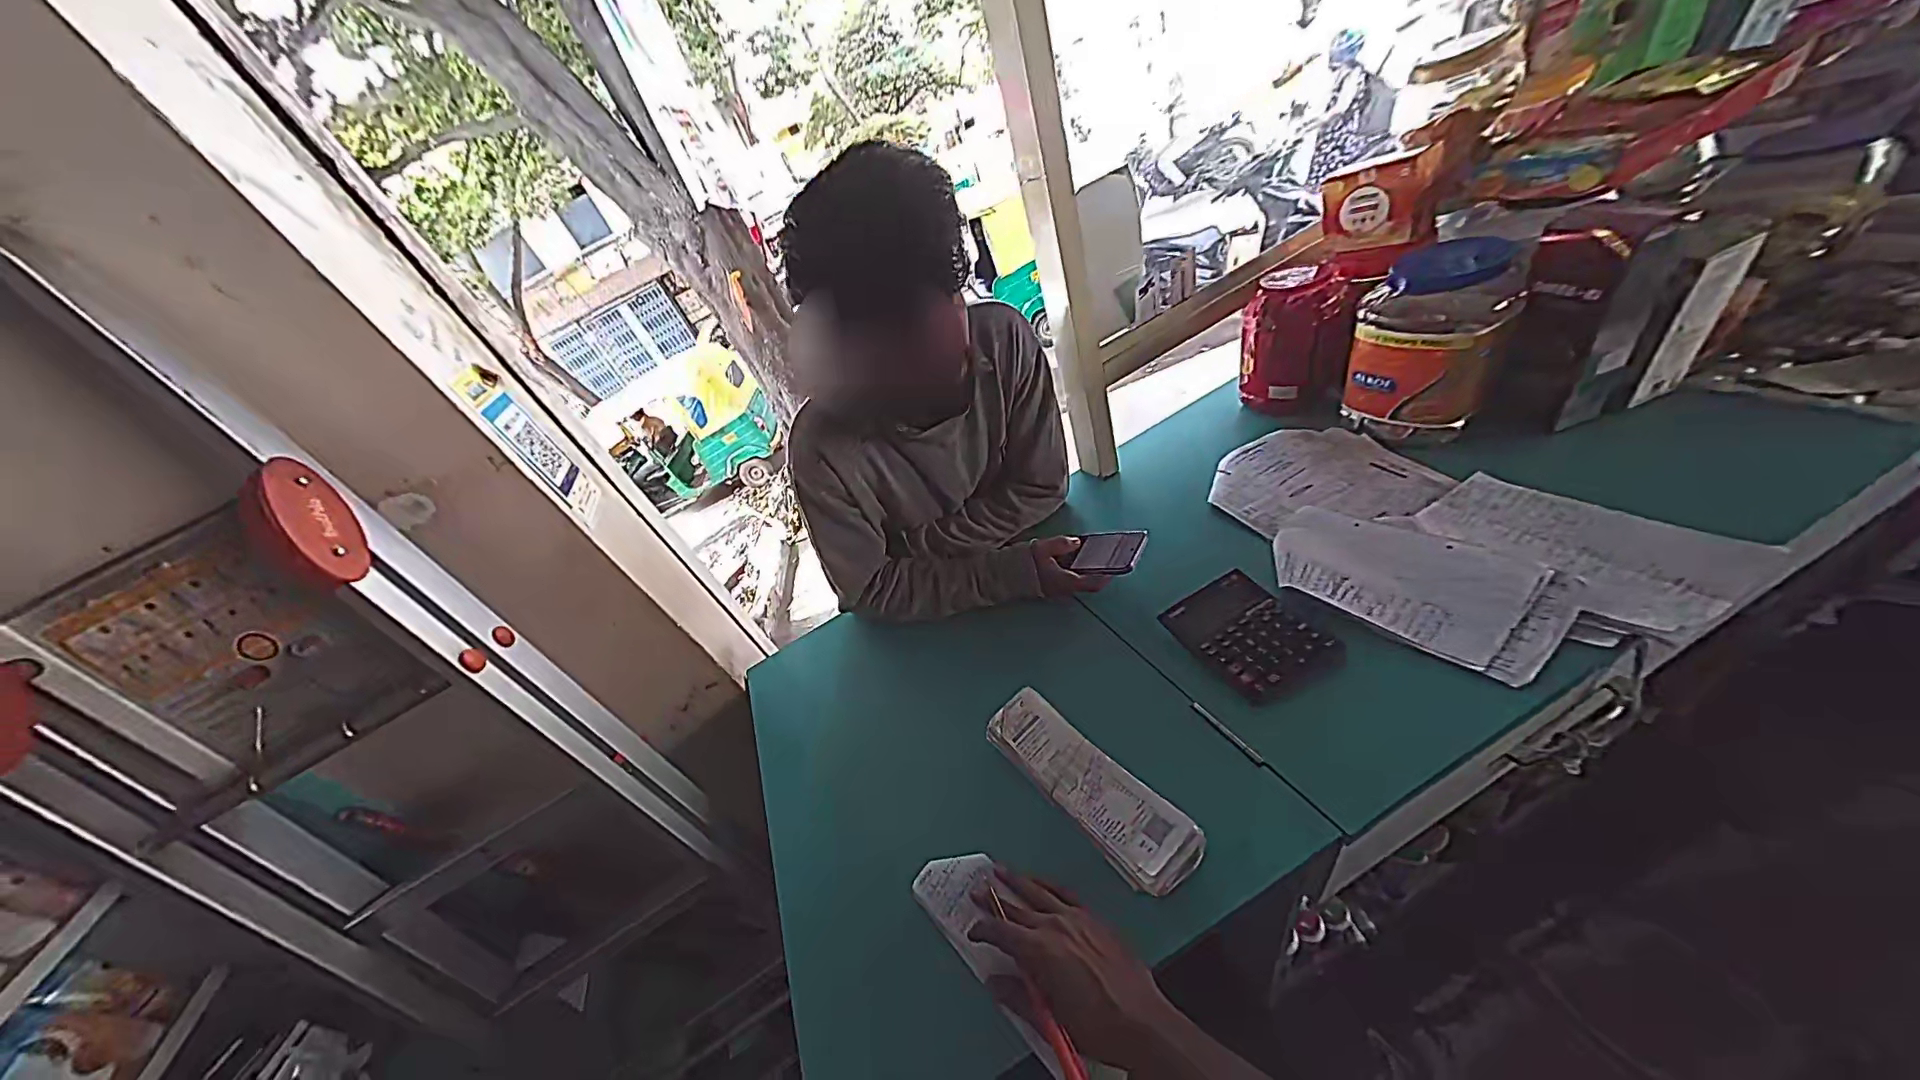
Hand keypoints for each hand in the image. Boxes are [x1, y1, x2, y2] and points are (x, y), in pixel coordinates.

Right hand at [967, 869, 1175, 1069]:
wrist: (1142, 1022)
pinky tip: (1041, 882)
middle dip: (994, 899)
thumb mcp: (1051, 1018)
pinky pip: (1065, 894)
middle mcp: (1056, 926)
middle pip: (1017, 908)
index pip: (1002, 933)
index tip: (973, 932)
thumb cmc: (1098, 1025)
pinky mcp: (1093, 918)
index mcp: (1041, 950)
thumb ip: (1019, 996)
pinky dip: (1048, 886)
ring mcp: (1076, 918)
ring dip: (1018, 881)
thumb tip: (995, 983)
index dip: (984, 930)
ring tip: (1001, 870)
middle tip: (977, 889)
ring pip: (1039, 892)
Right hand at [1031, 536, 1109, 597]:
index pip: (1094, 583)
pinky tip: (1068, 561)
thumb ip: (1062, 544)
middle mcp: (1064, 590)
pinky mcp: (1048, 589)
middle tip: (1102, 560)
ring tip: (1086, 557)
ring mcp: (1056, 592)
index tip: (1114, 568)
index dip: (1106, 576)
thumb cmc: (1025, 564)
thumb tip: (1077, 542)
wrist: (1005, 577)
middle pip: (1087, 584)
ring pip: (1077, 583)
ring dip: (1083, 572)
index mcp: (1067, 582)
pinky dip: (1072, 573)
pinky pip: (1066, 582)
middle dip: (1095, 572)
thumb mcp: (1043, 548)